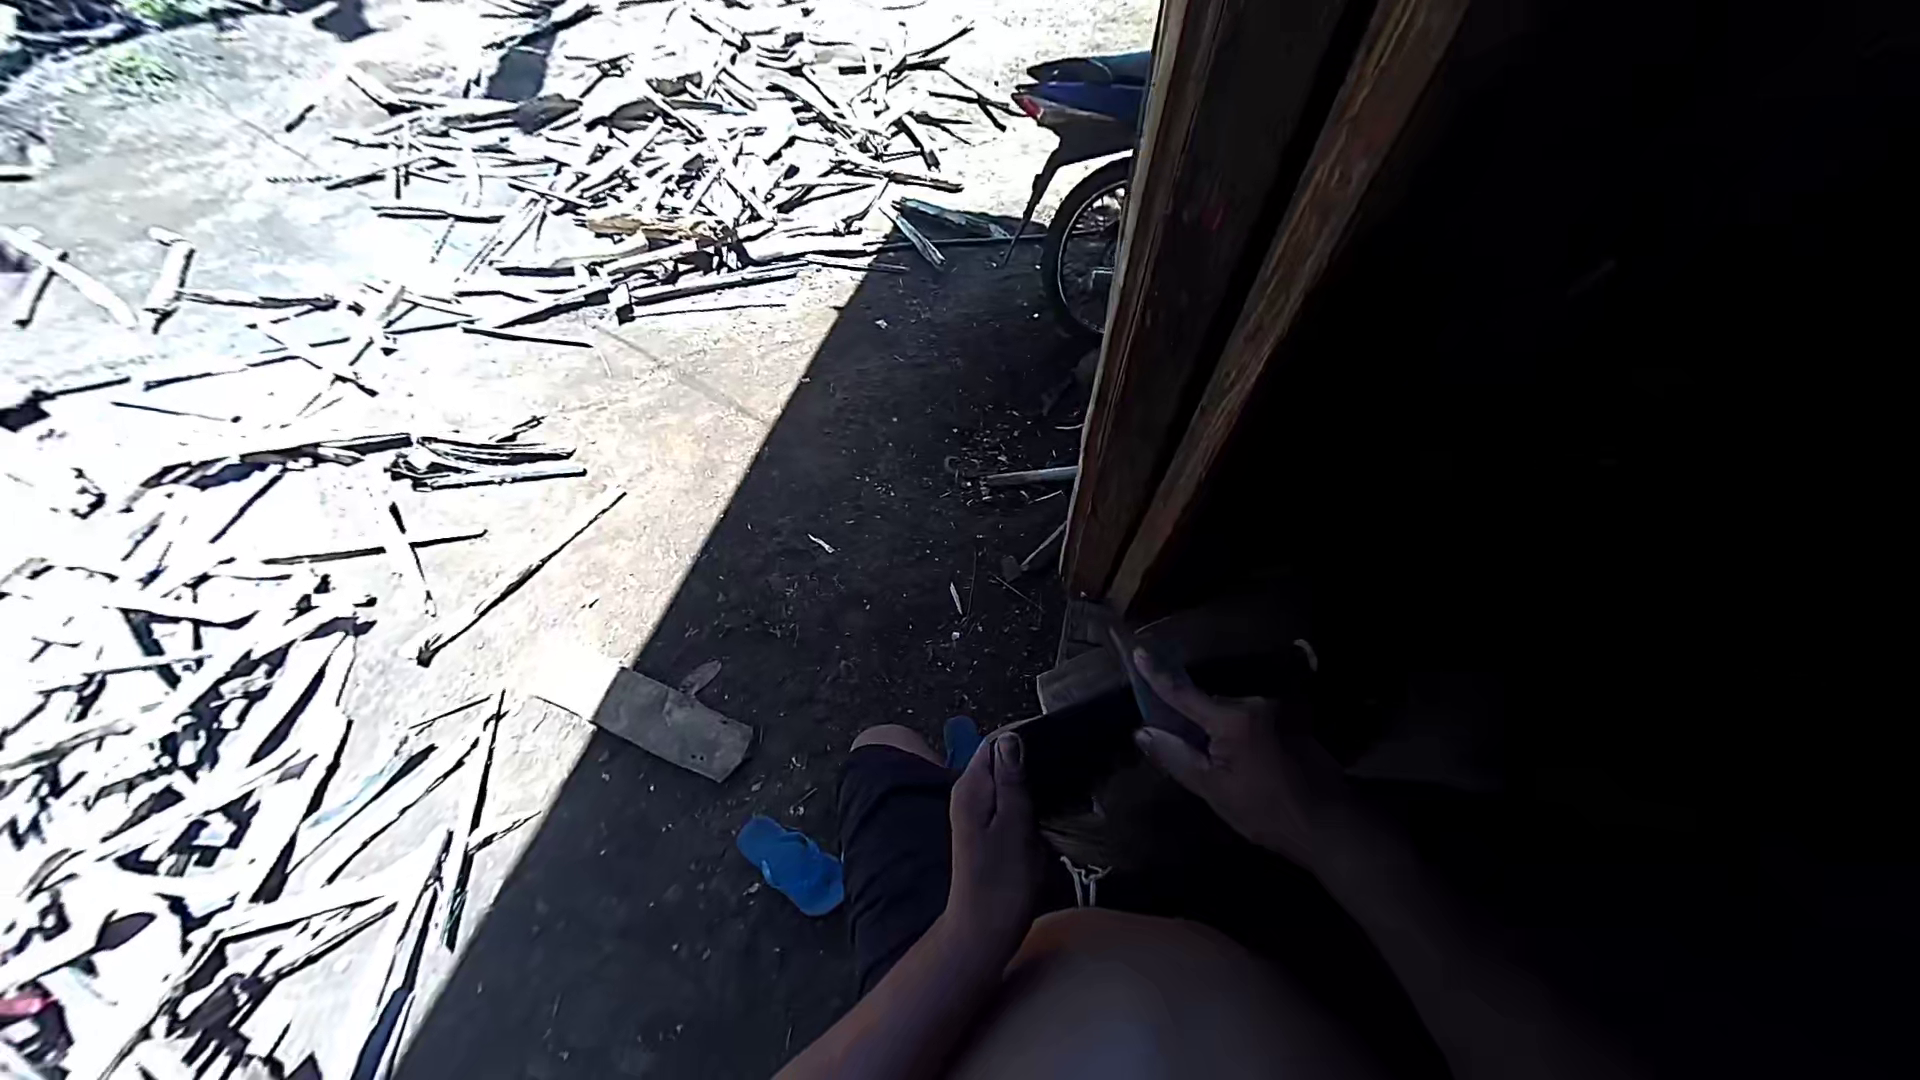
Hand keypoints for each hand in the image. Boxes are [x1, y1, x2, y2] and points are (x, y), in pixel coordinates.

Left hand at [945, 732, 1041, 955]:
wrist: (982, 931)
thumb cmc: (1002, 882)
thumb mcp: (1013, 826)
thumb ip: (1011, 780)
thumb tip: (1012, 737)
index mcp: (970, 786)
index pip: (995, 741)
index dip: (1024, 737)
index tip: (1058, 740)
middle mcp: (966, 791)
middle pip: (998, 756)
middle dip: (1028, 755)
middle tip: (1065, 761)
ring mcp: (973, 809)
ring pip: (1003, 776)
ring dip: (1028, 776)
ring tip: (1060, 779)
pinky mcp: (983, 825)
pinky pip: (1004, 795)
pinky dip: (1024, 795)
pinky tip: (1043, 803)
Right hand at [1131, 649, 1345, 872]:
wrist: (1334, 827)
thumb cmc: (1267, 810)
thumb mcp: (1213, 789)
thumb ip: (1176, 757)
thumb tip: (1143, 732)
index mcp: (1231, 718)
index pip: (1182, 693)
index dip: (1156, 675)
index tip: (1139, 652)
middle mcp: (1254, 704)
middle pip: (1208, 705)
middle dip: (1192, 720)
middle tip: (1181, 746)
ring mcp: (1277, 712)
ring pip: (1231, 714)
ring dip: (1219, 731)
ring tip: (1221, 765)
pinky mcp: (1293, 724)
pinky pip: (1252, 721)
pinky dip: (1239, 735)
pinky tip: (1246, 764)